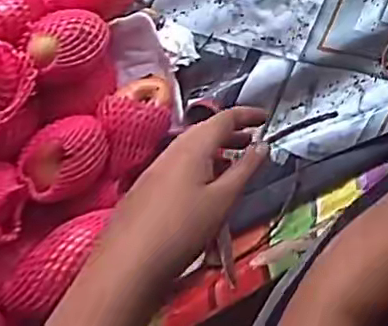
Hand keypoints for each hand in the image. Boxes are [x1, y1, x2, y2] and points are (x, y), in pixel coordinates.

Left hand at [49, 106, 268, 325]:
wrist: (121, 272)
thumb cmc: (180, 230)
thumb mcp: (223, 199)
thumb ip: (246, 168)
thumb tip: (262, 145)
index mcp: (194, 145)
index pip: (226, 117)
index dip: (248, 114)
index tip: (265, 117)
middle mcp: (172, 150)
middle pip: (206, 131)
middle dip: (231, 133)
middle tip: (252, 141)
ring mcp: (153, 170)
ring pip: (190, 150)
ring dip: (214, 152)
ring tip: (230, 167)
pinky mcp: (141, 191)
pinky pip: (176, 166)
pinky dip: (197, 167)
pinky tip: (200, 191)